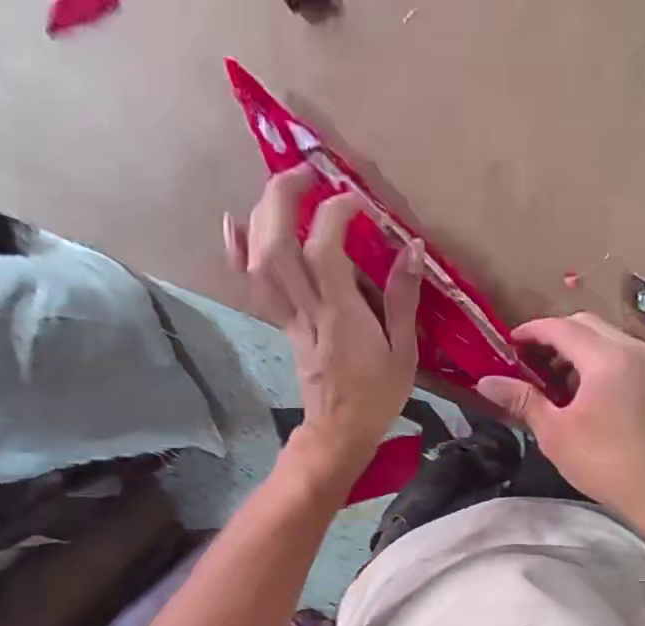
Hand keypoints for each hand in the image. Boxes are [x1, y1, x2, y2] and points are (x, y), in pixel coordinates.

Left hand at [225, 165, 423, 483]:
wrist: (339, 433)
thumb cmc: (377, 396)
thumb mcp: (404, 352)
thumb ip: (403, 299)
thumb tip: (411, 246)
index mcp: (340, 314)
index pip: (324, 249)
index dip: (336, 213)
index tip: (358, 202)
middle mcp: (307, 310)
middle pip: (277, 247)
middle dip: (284, 199)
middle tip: (307, 173)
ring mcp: (289, 318)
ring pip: (259, 263)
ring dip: (263, 216)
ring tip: (283, 187)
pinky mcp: (281, 326)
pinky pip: (254, 288)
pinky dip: (238, 254)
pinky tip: (233, 223)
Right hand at [476, 313, 644, 514]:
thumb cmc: (600, 461)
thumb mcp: (553, 431)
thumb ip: (521, 399)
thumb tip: (484, 382)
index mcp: (606, 358)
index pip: (561, 328)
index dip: (531, 332)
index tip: (507, 344)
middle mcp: (631, 348)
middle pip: (584, 323)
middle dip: (552, 335)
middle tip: (525, 360)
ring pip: (602, 335)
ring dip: (573, 347)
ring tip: (548, 377)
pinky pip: (617, 351)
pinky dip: (593, 357)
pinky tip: (576, 388)